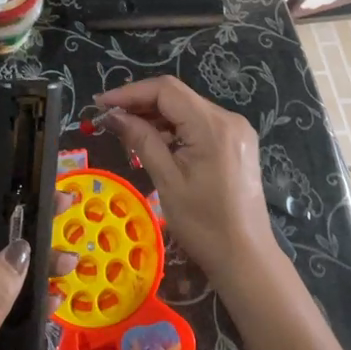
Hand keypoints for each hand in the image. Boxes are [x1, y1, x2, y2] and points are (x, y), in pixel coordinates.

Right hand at [95, 76, 273, 276]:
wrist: (247, 259)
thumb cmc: (205, 225)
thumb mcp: (167, 182)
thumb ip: (142, 140)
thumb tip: (114, 116)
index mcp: (213, 126)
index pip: (166, 90)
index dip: (131, 92)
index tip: (102, 104)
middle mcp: (228, 119)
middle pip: (177, 96)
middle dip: (141, 103)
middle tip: (110, 118)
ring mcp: (236, 129)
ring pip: (187, 108)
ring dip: (157, 116)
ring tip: (128, 131)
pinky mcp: (237, 142)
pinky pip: (199, 123)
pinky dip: (175, 128)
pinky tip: (156, 141)